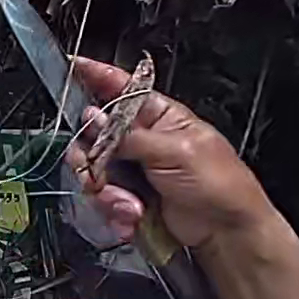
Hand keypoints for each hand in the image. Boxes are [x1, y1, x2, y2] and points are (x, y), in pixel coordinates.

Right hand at [62, 56, 283, 254]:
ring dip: (106, 192)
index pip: (120, 86)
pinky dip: (114, 211)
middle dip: (89, 156)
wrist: (226, 233)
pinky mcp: (126, 196)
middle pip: (92, 133)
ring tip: (130, 206)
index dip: (95, 74)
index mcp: (157, 114)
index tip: (71, 66)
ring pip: (92, 169)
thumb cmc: (217, 183)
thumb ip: (130, 137)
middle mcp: (138, 138)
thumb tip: (92, 119)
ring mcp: (130, 168)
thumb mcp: (177, 151)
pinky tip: (133, 218)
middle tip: (97, 173)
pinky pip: (102, 198)